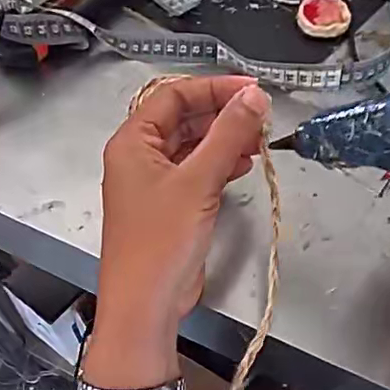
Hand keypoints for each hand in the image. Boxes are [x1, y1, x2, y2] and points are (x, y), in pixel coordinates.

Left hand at [97, 76, 269, 345]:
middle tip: (258, 117)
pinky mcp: (169, 208)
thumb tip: (252, 97)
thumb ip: (228, 135)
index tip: (250, 90)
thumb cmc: (158, 244)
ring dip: (223, 142)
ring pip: (192, 148)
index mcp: (132, 143)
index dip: (213, 88)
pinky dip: (219, 166)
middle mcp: (139, 159)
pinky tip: (241, 166)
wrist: (146, 302)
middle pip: (183, 120)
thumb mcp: (198, 181)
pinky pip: (195, 174)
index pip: (174, 96)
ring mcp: (154, 185)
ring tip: (256, 142)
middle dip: (222, 116)